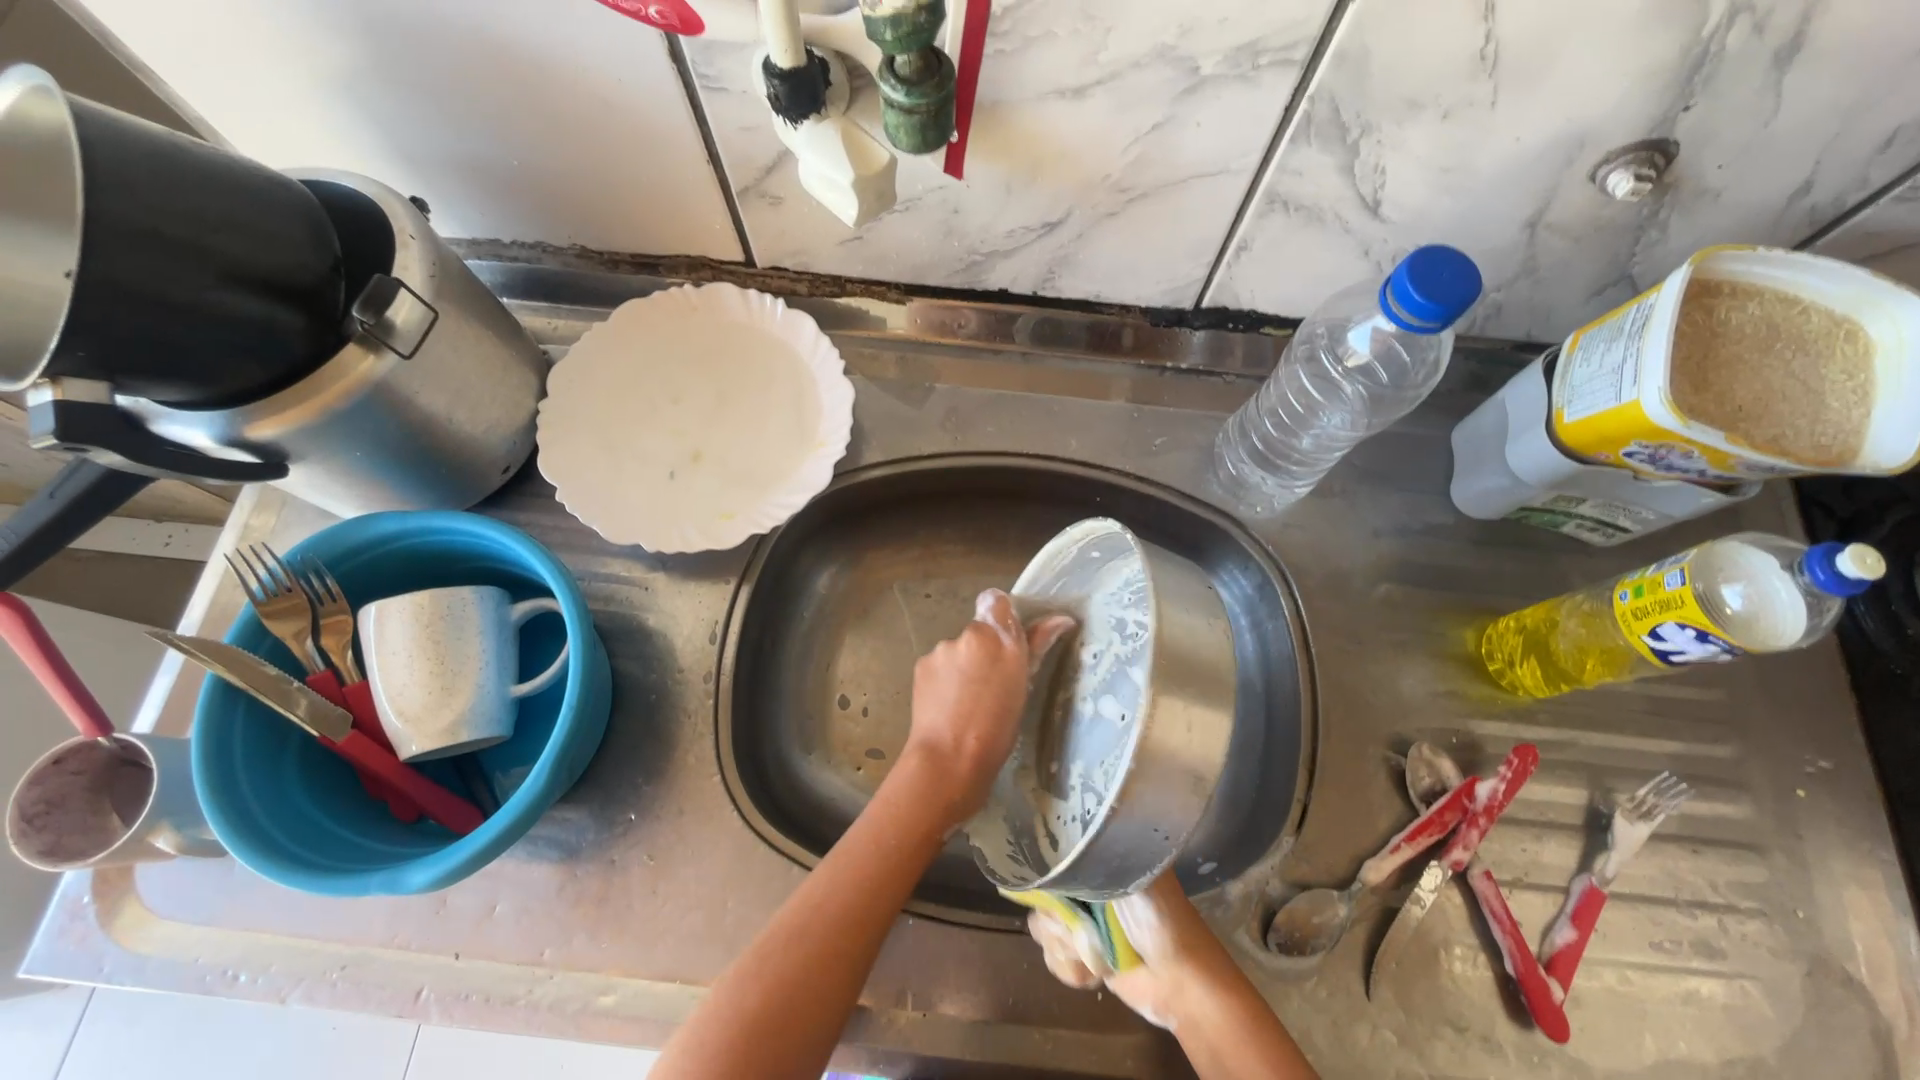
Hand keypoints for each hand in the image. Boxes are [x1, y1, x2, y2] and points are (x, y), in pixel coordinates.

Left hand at [901, 589, 1075, 827]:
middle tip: (992, 684)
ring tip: (968, 702)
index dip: (1001, 616)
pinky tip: (949, 706)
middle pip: (978, 631)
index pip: (996, 600)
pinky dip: (945, 680)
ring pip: (957, 650)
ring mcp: (941, 650)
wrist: (949, 759)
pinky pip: (939, 666)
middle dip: (984, 650)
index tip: (1007, 641)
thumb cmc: (998, 729)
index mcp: (998, 637)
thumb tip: (1062, 619)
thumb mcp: (1024, 686)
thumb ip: (1038, 645)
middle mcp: (968, 635)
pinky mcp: (921, 666)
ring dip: (963, 666)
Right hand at [1028, 874, 1219, 1030]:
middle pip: (1040, 897)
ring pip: (1042, 930)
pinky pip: (1052, 958)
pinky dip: (1073, 970)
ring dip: (1069, 949)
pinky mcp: (1082, 954)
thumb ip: (1087, 858)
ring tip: (1099, 955)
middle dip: (1060, 923)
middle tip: (1089, 931)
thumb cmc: (1158, 918)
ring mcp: (1082, 921)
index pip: (1050, 858)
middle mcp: (1085, 885)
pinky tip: (1098, 973)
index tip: (1065, 899)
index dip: (1049, 881)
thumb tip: (1055, 848)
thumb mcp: (1127, 874)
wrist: (1178, 980)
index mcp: (1098, 857)